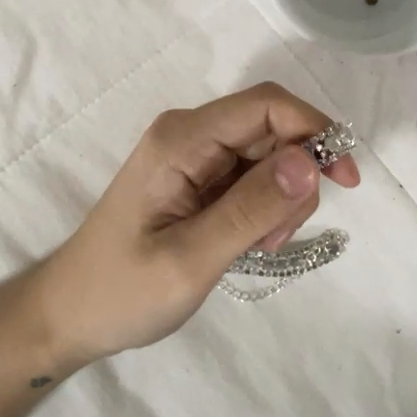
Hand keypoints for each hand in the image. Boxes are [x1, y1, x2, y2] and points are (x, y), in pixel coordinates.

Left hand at [31, 83, 360, 366]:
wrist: (72, 312)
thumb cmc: (122, 290)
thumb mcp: (190, 260)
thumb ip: (250, 210)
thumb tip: (309, 161)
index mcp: (182, 139)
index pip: (265, 105)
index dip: (313, 129)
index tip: (344, 179)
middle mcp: (190, 133)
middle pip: (271, 127)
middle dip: (296, 176)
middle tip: (279, 236)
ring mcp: (193, 154)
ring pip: (268, 153)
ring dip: (282, 197)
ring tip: (257, 247)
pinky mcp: (197, 177)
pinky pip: (251, 175)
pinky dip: (266, 206)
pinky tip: (249, 242)